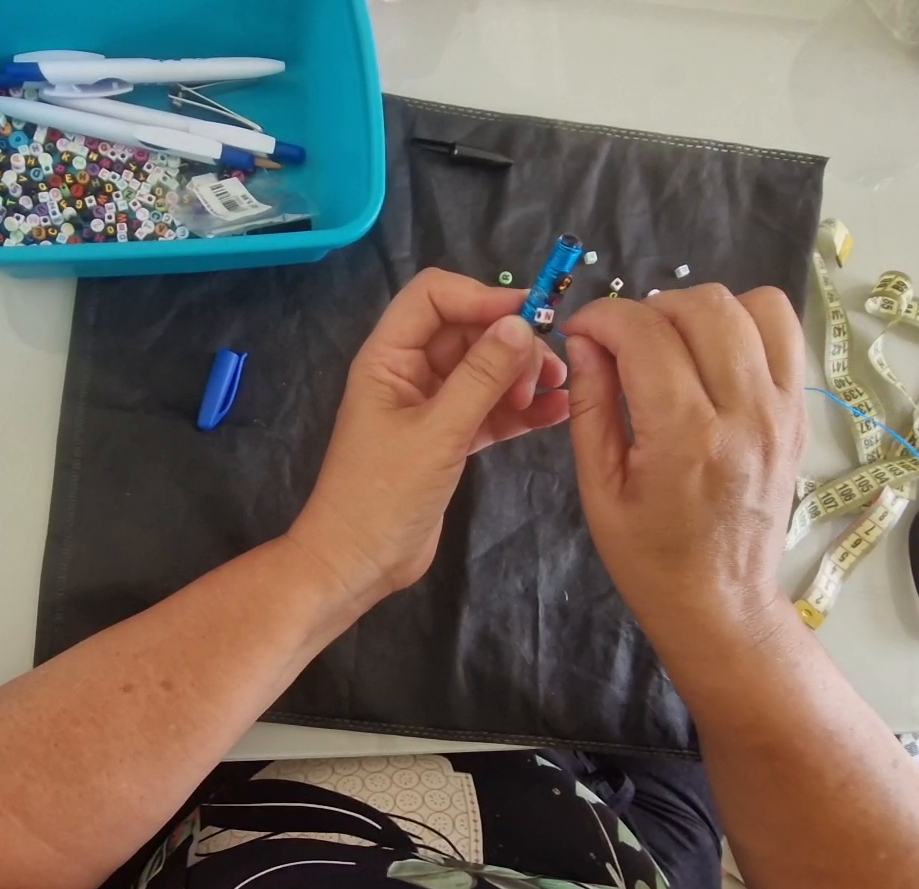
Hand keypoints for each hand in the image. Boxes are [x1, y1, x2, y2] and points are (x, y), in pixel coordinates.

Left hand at [288, 268, 570, 605]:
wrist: (360, 561)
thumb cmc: (384, 494)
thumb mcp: (437, 432)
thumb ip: (480, 377)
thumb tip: (520, 324)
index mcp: (389, 358)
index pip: (433, 297)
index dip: (481, 297)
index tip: (529, 318)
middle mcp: (409, 374)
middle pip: (467, 332)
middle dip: (510, 344)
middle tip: (545, 374)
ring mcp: (430, 407)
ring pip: (483, 371)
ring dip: (522, 375)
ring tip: (557, 393)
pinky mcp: (448, 440)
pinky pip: (489, 411)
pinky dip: (519, 410)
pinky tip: (557, 413)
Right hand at [561, 284, 806, 639]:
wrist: (719, 599)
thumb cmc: (647, 555)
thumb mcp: (599, 488)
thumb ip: (591, 407)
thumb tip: (583, 343)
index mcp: (685, 437)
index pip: (644, 335)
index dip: (602, 317)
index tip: (578, 332)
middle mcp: (745, 411)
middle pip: (703, 307)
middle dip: (646, 309)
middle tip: (618, 344)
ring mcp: (782, 408)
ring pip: (753, 305)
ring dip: (698, 312)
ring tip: (667, 345)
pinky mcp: (798, 412)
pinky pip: (783, 332)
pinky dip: (741, 326)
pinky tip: (708, 358)